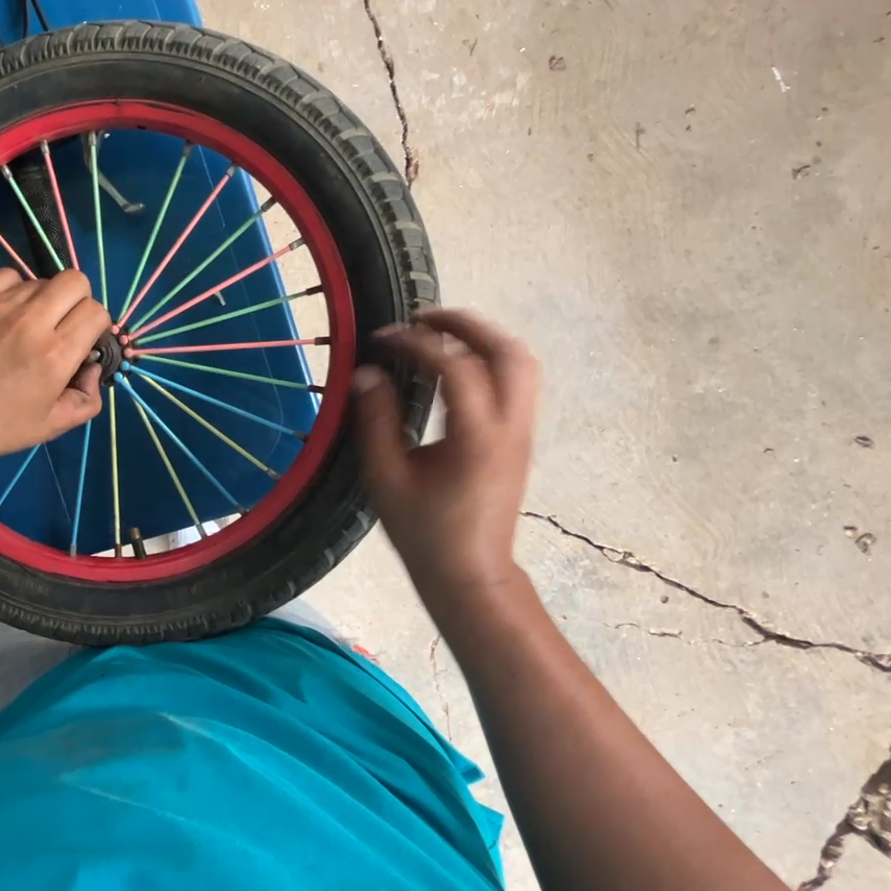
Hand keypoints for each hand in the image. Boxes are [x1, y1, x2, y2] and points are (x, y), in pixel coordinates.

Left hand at [0, 268, 110, 473]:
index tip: (82, 343)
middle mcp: (32, 321)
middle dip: (78, 302)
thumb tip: (91, 368)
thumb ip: (86, 398)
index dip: (95, 326)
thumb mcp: (50, 426)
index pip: (96, 311)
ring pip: (41, 280)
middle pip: (76, 281)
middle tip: (61, 328)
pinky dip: (14, 291)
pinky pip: (7, 276)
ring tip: (26, 327)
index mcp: (56, 355)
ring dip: (44, 300)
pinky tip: (3, 316)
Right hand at [353, 309, 539, 599]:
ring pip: (521, 361)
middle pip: (506, 350)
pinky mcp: (521, 437)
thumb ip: (376, 422)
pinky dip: (488, 357)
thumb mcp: (385, 478)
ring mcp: (523, 431)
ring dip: (482, 337)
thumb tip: (366, 374)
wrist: (470, 571)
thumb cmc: (423, 531)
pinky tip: (453, 365)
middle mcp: (511, 427)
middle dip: (464, 324)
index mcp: (476, 437)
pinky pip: (517, 380)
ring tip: (438, 334)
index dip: (417, 343)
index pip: (455, 367)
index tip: (383, 339)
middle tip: (421, 318)